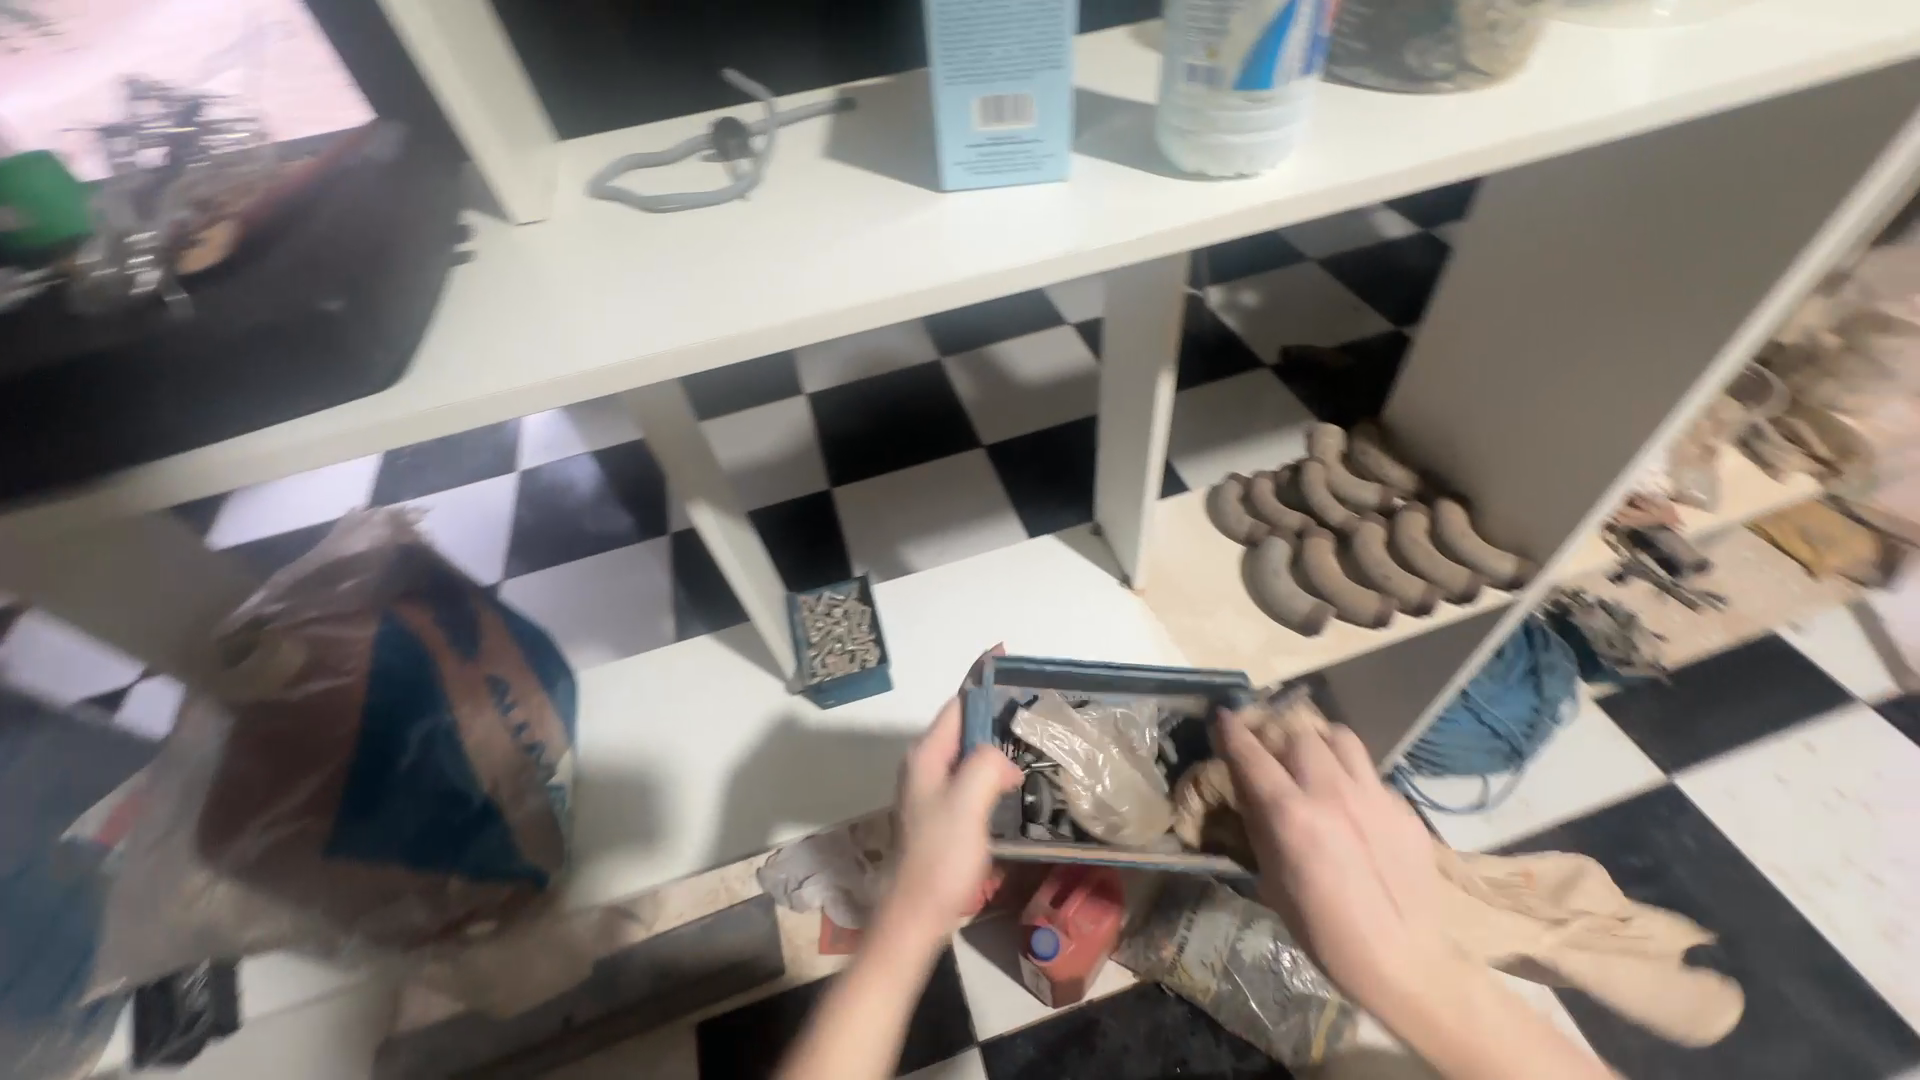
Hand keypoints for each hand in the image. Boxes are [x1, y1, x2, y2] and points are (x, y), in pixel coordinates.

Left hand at [885, 663, 1021, 938]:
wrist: (916, 915)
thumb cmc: (940, 858)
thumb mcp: (967, 804)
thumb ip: (985, 765)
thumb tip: (1001, 756)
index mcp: (926, 756)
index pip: (956, 704)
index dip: (980, 680)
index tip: (1004, 657)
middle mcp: (923, 766)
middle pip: (960, 725)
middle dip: (990, 711)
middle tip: (1028, 703)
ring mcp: (929, 791)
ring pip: (965, 752)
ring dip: (992, 742)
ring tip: (1026, 736)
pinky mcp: (940, 814)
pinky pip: (968, 775)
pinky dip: (989, 768)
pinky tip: (1010, 779)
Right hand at [1213, 707, 1458, 1016]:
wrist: (1404, 962)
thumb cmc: (1322, 931)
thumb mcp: (1272, 880)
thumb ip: (1260, 825)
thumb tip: (1249, 790)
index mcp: (1290, 814)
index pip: (1251, 754)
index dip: (1232, 730)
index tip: (1223, 716)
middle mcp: (1330, 793)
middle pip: (1298, 733)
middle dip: (1279, 735)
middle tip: (1272, 748)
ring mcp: (1373, 796)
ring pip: (1341, 738)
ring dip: (1319, 742)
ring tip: (1314, 758)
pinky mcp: (1404, 809)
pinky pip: (1371, 774)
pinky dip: (1353, 777)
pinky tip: (1353, 804)